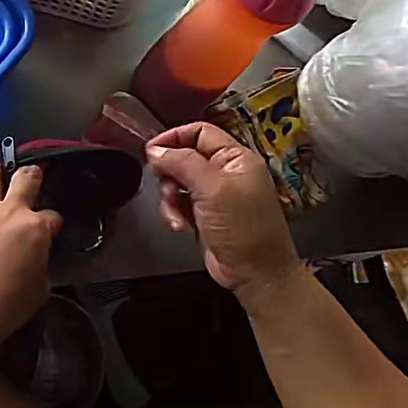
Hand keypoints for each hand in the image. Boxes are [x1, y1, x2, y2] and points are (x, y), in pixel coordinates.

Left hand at [0, 165, 62, 339]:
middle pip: (26, 177)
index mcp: (36, 227)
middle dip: (33, 175)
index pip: (54, 216)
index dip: (54, 226)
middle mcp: (12, 212)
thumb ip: (41, 262)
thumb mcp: (40, 287)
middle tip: (34, 177)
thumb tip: (37, 256)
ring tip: (2, 176)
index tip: (51, 234)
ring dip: (0, 174)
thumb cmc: (8, 303)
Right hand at [146, 123, 300, 298]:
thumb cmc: (243, 228)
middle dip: (170, 173)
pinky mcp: (204, 216)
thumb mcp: (213, 189)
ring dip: (170, 198)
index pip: (200, 133)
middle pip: (184, 157)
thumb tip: (155, 149)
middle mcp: (225, 172)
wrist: (255, 274)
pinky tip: (180, 226)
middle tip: (165, 187)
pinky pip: (179, 204)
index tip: (152, 151)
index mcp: (236, 158)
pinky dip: (174, 213)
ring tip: (176, 214)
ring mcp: (214, 195)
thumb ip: (182, 163)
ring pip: (177, 182)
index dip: (174, 138)